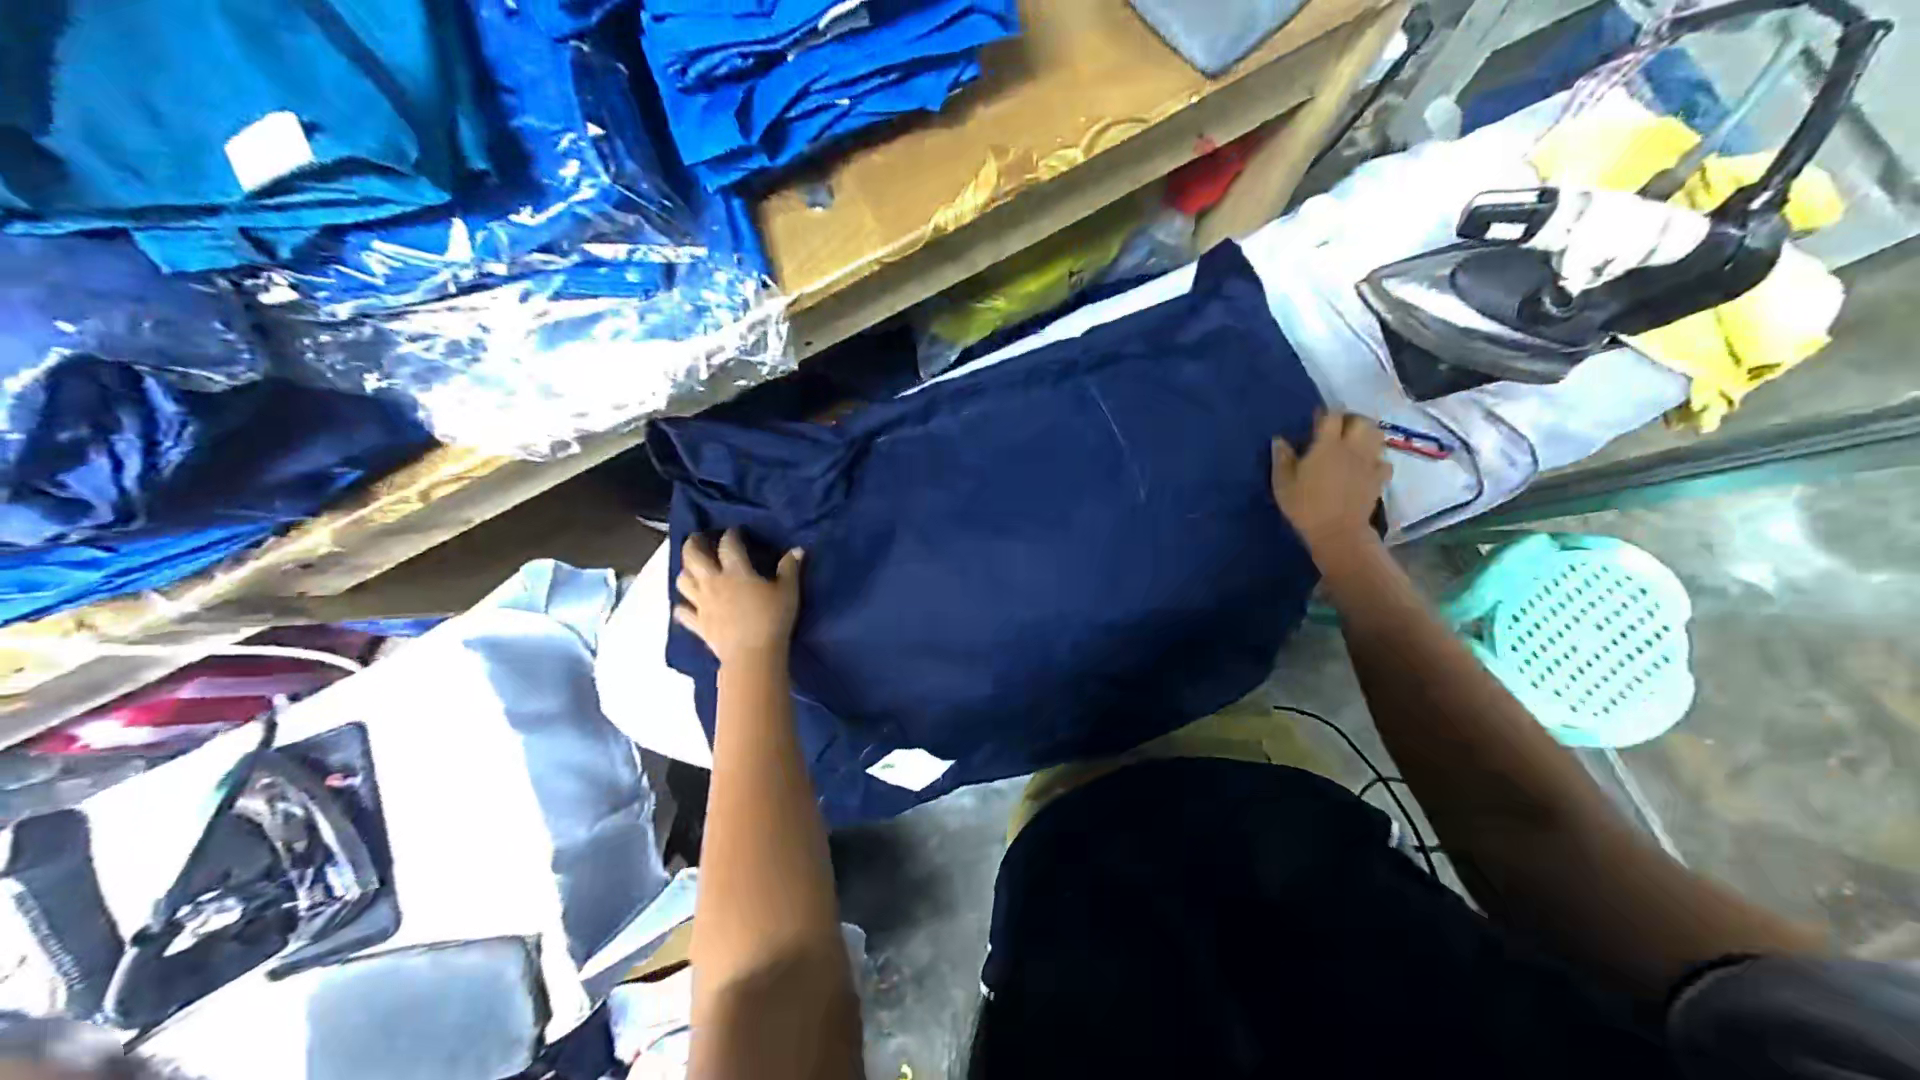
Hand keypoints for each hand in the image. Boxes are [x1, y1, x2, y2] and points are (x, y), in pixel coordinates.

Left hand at [674, 528, 803, 666]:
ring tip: (691, 569)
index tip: (735, 531)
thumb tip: (797, 549)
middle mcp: (713, 582)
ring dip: (685, 571)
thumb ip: (790, 568)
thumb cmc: (772, 620)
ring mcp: (702, 604)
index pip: (728, 544)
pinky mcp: (698, 624)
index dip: (731, 535)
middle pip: (693, 556)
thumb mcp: (788, 591)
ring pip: (683, 581)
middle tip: (697, 538)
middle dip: (693, 543)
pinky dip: (682, 607)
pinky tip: (685, 605)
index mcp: (736, 571)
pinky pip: (683, 613)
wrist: (753, 655)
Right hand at [1271, 410, 1390, 554]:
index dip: (1324, 414)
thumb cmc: (1305, 507)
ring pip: (1376, 435)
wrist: (1338, 533)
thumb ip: (1281, 458)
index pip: (1332, 416)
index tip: (1315, 420)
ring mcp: (1369, 463)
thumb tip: (1280, 439)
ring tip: (1352, 442)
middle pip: (1360, 420)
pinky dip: (1376, 458)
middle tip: (1336, 429)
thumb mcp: (1282, 483)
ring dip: (1365, 434)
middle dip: (1349, 419)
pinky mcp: (1380, 478)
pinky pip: (1383, 460)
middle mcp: (1352, 448)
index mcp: (1327, 446)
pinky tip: (1365, 466)